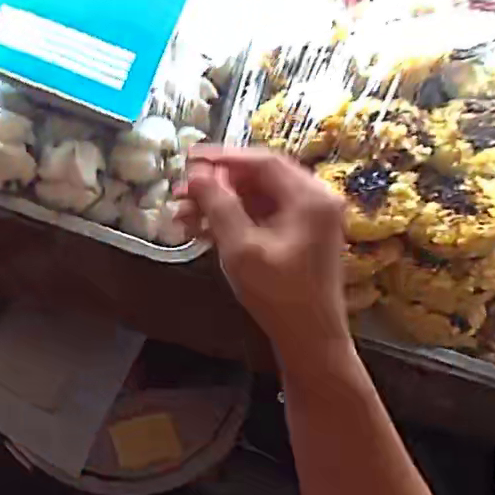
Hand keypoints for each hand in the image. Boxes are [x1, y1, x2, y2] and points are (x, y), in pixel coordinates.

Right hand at [179, 146, 349, 358]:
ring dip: (218, 203)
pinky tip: (199, 228)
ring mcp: (307, 219)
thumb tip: (197, 175)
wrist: (308, 336)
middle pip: (258, 178)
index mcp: (310, 198)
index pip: (262, 162)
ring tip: (181, 214)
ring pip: (255, 197)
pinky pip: (259, 216)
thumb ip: (219, 206)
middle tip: (180, 190)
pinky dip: (230, 219)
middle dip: (215, 183)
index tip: (188, 158)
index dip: (222, 158)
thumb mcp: (241, 248)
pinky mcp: (297, 235)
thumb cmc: (277, 293)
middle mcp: (313, 200)